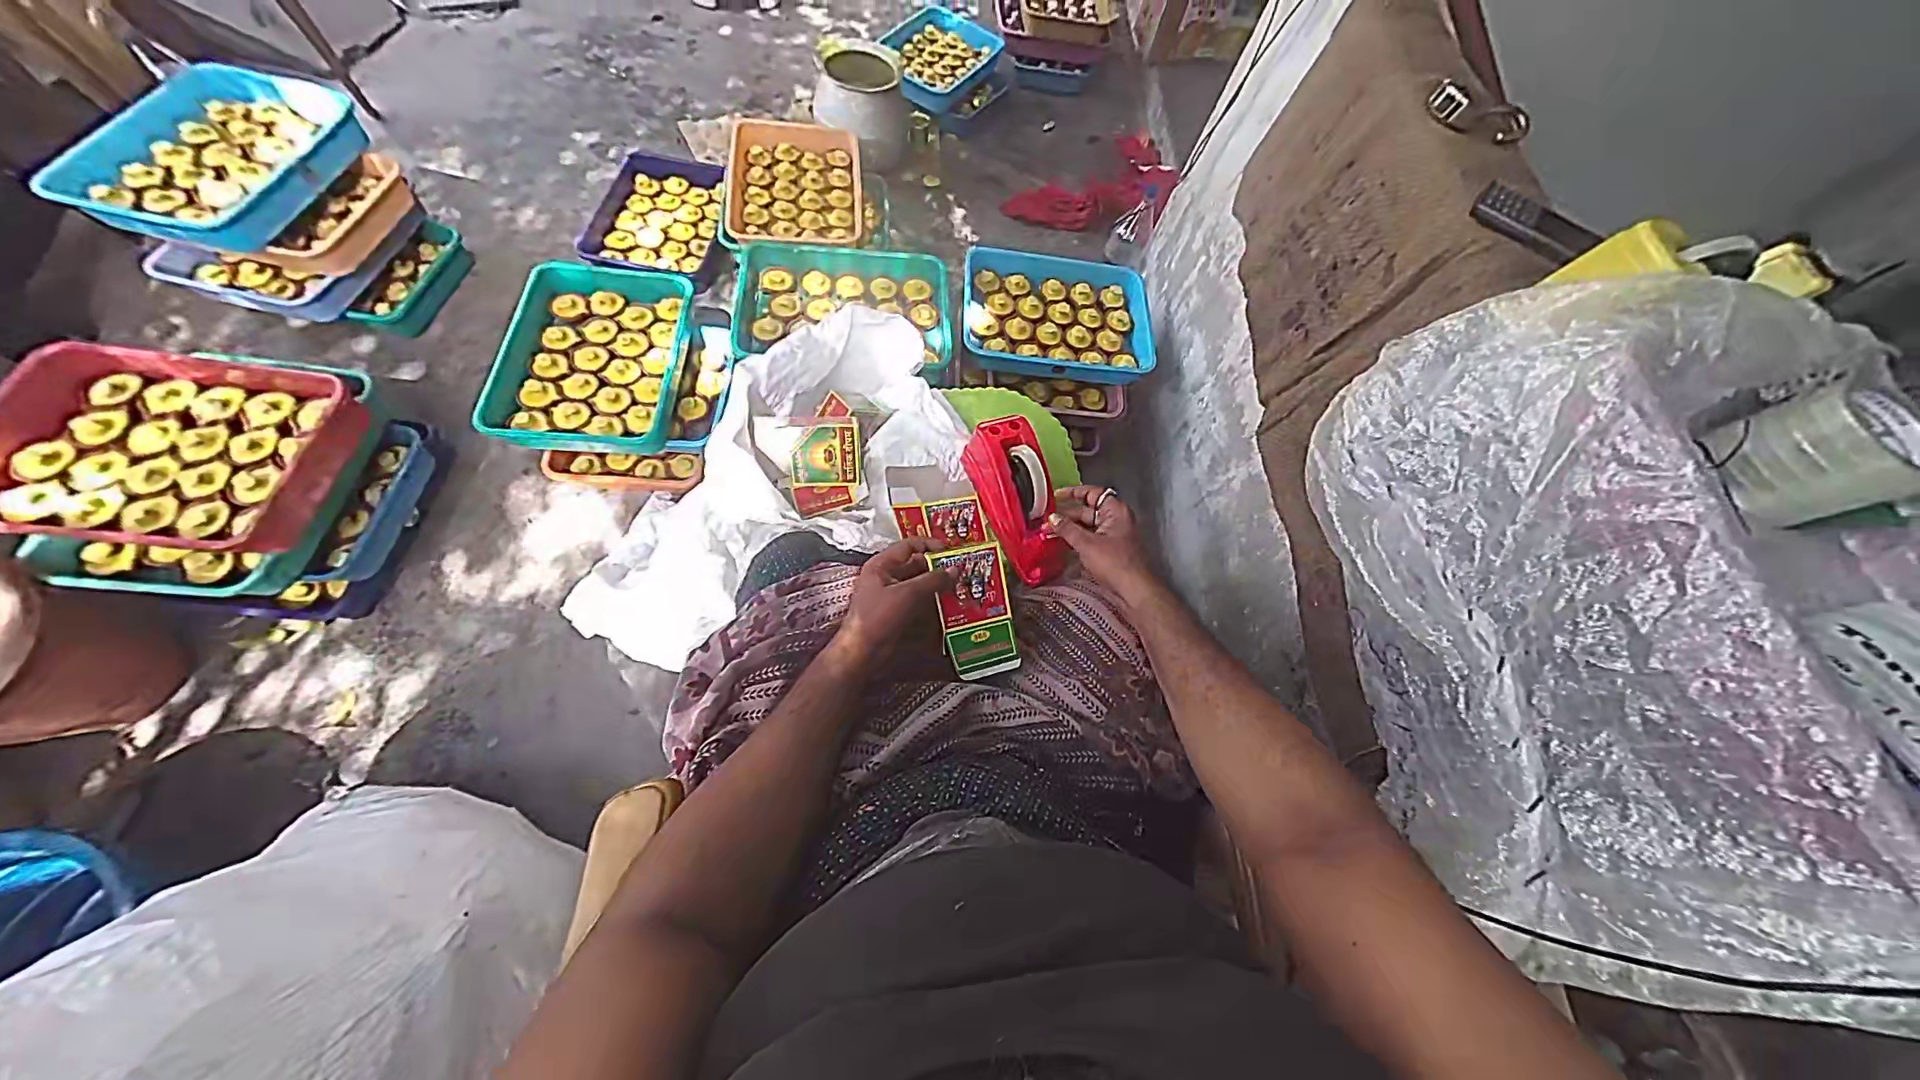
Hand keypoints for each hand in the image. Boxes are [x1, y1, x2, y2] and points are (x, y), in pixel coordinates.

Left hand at [830, 537, 952, 666]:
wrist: (862, 653)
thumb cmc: (877, 618)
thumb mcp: (907, 594)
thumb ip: (932, 580)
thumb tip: (954, 570)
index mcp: (881, 565)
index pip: (909, 545)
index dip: (930, 545)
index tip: (951, 551)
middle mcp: (886, 577)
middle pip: (916, 565)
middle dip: (938, 567)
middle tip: (960, 570)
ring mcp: (892, 596)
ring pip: (920, 584)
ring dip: (938, 584)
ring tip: (959, 585)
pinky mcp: (899, 612)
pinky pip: (919, 600)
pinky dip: (933, 600)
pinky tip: (949, 603)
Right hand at [1048, 486, 1158, 605]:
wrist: (1134, 589)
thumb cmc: (1114, 563)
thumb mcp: (1086, 544)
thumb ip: (1067, 529)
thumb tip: (1052, 518)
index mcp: (1115, 510)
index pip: (1093, 493)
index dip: (1073, 493)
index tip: (1056, 496)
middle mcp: (1116, 518)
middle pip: (1088, 510)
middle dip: (1066, 514)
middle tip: (1047, 519)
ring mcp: (1114, 534)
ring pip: (1088, 525)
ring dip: (1070, 528)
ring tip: (1049, 531)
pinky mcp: (1111, 548)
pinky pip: (1091, 537)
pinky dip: (1077, 538)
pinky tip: (1062, 542)